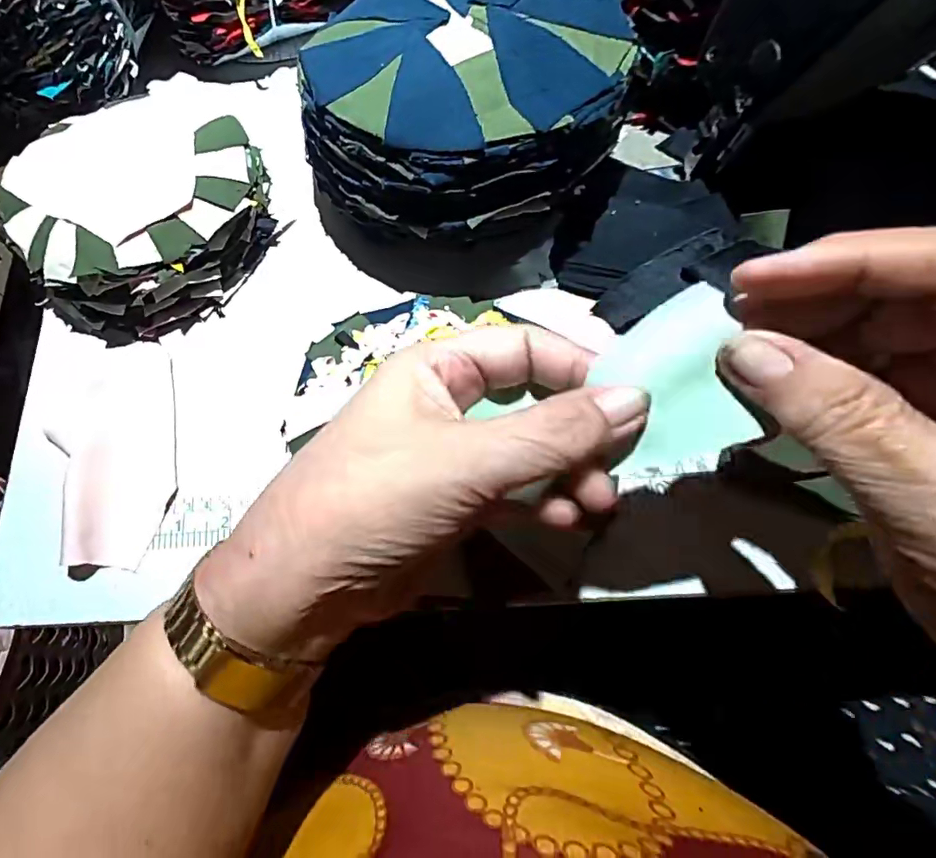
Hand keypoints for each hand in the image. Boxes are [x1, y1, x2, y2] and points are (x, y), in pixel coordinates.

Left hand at [194, 326, 648, 660]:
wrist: (301, 588)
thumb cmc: (377, 498)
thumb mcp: (467, 460)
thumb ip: (553, 432)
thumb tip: (634, 398)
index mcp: (438, 367)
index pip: (523, 347)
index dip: (577, 366)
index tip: (629, 398)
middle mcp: (447, 402)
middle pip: (533, 400)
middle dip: (578, 431)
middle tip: (617, 464)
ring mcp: (452, 454)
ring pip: (529, 449)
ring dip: (568, 471)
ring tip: (598, 503)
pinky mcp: (455, 501)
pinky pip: (515, 489)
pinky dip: (544, 500)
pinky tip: (567, 519)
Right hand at [716, 224, 935, 852]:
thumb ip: (845, 421)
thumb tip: (740, 349)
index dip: (866, 260)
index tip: (761, 276)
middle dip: (839, 299)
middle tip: (742, 310)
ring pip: (929, 336)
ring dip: (835, 338)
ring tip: (752, 343)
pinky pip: (921, 385)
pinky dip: (848, 382)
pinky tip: (792, 382)